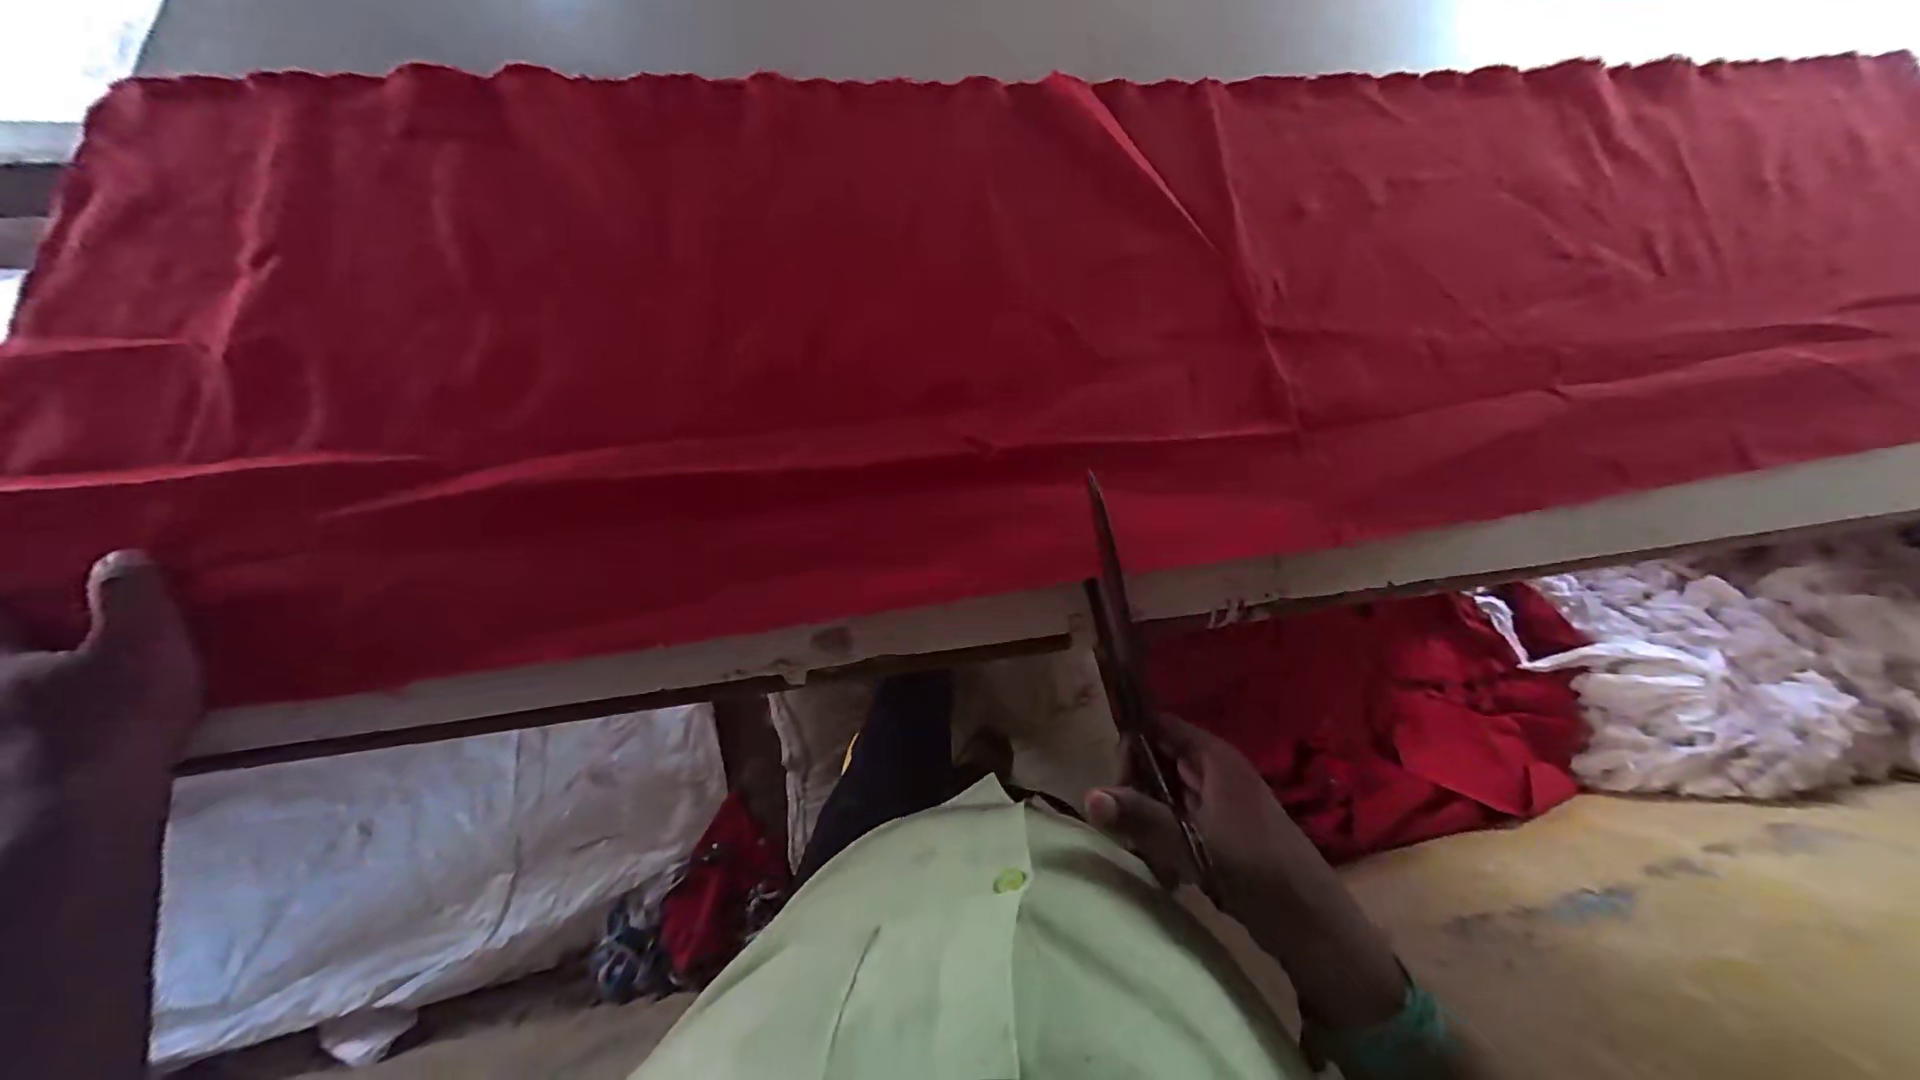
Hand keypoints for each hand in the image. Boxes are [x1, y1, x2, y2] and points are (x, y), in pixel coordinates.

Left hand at [0, 551, 203, 783]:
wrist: (67, 823)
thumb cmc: (103, 722)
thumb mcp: (141, 647)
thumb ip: (131, 597)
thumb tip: (121, 557)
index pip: (0, 601)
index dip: (29, 581)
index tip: (63, 572)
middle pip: (11, 650)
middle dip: (39, 635)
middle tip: (74, 625)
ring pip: (16, 691)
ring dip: (42, 680)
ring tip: (85, 675)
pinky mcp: (5, 770)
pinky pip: (21, 728)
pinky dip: (40, 721)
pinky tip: (78, 721)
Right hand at [1084, 713, 1320, 912]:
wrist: (1315, 925)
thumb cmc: (1256, 870)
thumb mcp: (1192, 843)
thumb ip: (1141, 817)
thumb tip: (1089, 795)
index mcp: (1214, 757)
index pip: (1158, 726)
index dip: (1132, 748)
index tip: (1118, 787)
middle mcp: (1216, 770)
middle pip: (1158, 760)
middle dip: (1137, 792)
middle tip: (1129, 829)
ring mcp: (1222, 800)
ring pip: (1167, 793)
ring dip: (1150, 821)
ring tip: (1149, 856)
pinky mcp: (1225, 829)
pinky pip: (1182, 819)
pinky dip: (1168, 839)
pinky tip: (1169, 871)